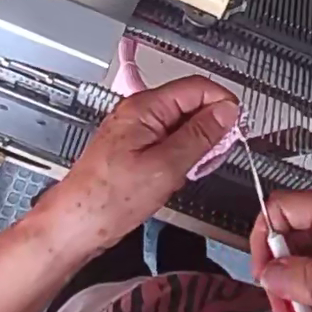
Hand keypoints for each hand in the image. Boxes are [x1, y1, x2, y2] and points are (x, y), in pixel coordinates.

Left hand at [35, 75, 238, 258]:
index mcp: (145, 107)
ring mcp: (136, 130)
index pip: (197, 86)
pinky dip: (182, 155)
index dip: (222, 103)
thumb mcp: (166, 167)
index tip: (237, 125)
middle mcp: (139, 112)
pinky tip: (179, 174)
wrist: (74, 225)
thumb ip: (200, 135)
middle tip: (215, 154)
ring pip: (181, 124)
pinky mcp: (135, 148)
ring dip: (197, 143)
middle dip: (211, 126)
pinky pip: (169, 141)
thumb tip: (226, 111)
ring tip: (192, 170)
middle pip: (190, 103)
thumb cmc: (108, 198)